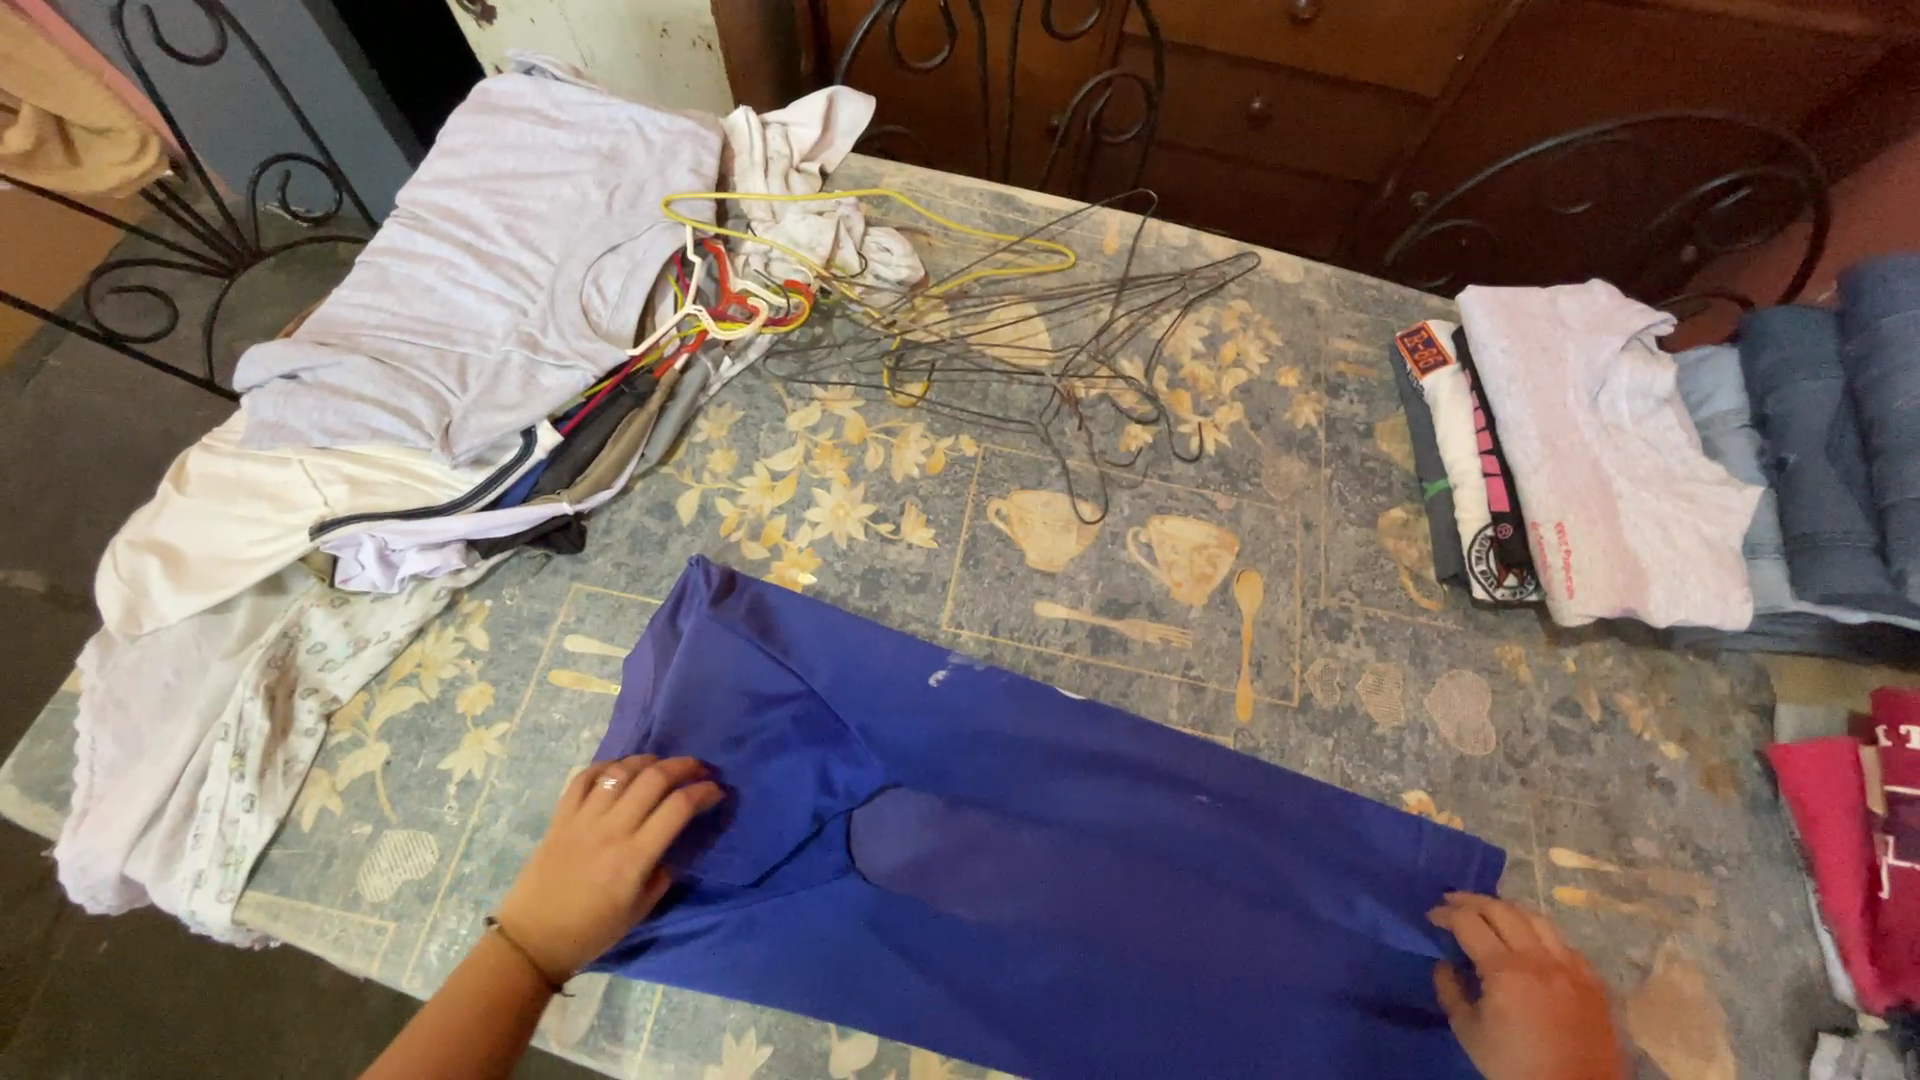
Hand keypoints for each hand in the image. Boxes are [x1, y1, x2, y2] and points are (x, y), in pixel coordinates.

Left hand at [495, 755, 723, 982]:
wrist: (531, 941)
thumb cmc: (592, 931)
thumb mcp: (641, 909)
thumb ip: (663, 870)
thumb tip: (674, 842)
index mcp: (634, 857)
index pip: (678, 807)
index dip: (704, 792)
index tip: (717, 792)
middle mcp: (611, 830)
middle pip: (654, 779)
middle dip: (685, 766)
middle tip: (699, 770)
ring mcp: (583, 820)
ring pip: (621, 771)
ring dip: (649, 760)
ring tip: (662, 765)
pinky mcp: (560, 817)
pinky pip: (585, 777)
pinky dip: (607, 766)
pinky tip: (621, 769)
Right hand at [1428, 892, 1626, 1079]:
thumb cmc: (1516, 1068)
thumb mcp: (1468, 1031)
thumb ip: (1449, 989)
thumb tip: (1445, 963)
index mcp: (1505, 970)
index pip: (1467, 920)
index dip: (1444, 913)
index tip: (1431, 917)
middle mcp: (1540, 959)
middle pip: (1501, 909)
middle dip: (1470, 901)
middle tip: (1451, 904)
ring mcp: (1572, 968)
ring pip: (1536, 918)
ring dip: (1506, 909)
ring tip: (1490, 914)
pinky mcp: (1594, 982)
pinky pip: (1564, 943)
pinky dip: (1540, 934)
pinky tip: (1530, 943)